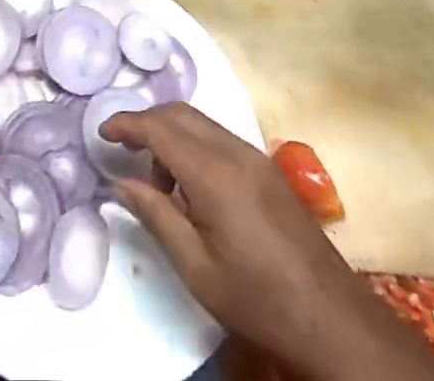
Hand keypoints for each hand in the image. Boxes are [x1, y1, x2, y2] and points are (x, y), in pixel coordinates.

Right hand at [100, 103, 433, 380]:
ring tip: (158, 184)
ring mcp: (256, 158)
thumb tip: (121, 183)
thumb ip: (154, 215)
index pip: (159, 128)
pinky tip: (190, 187)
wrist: (332, 319)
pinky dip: (193, 147)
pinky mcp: (268, 170)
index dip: (126, 124)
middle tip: (123, 152)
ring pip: (201, 124)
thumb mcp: (195, 266)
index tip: (101, 133)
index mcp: (214, 174)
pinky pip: (219, 139)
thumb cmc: (257, 298)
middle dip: (146, 123)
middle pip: (180, 114)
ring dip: (171, 137)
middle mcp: (236, 153)